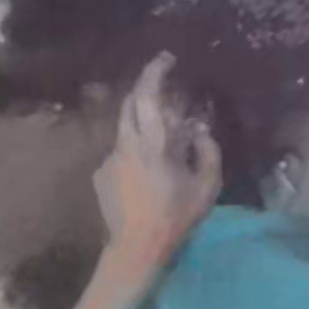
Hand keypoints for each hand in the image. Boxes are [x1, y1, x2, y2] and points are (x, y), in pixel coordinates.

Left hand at [95, 52, 221, 266]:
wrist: (135, 249)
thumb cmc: (174, 219)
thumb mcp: (206, 188)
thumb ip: (209, 153)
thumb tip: (201, 130)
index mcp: (152, 144)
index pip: (146, 95)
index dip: (154, 71)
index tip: (166, 59)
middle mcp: (125, 144)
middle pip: (129, 103)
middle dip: (146, 90)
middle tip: (165, 91)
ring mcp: (109, 159)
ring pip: (125, 129)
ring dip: (142, 125)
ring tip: (162, 148)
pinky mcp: (100, 174)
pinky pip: (120, 152)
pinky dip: (135, 152)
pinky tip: (146, 175)